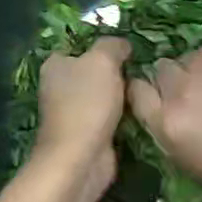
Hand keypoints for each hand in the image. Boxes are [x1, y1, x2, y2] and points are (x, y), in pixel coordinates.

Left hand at [33, 38, 130, 181]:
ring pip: (101, 94)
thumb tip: (122, 44)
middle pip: (92, 70)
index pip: (79, 45)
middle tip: (142, 68)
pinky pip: (107, 116)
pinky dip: (121, 115)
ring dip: (120, 95)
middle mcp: (58, 85)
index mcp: (55, 64)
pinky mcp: (85, 133)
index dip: (102, 44)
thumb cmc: (87, 102)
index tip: (127, 47)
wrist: (81, 158)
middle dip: (115, 70)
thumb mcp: (102, 61)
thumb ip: (112, 46)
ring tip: (146, 88)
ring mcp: (70, 111)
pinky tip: (140, 110)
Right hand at [128, 46, 201, 201]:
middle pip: (160, 68)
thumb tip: (155, 104)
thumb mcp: (183, 159)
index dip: (142, 91)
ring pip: (184, 57)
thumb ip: (162, 127)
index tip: (153, 96)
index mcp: (167, 123)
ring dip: (191, 69)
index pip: (136, 90)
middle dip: (169, 79)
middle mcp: (180, 92)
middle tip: (187, 94)